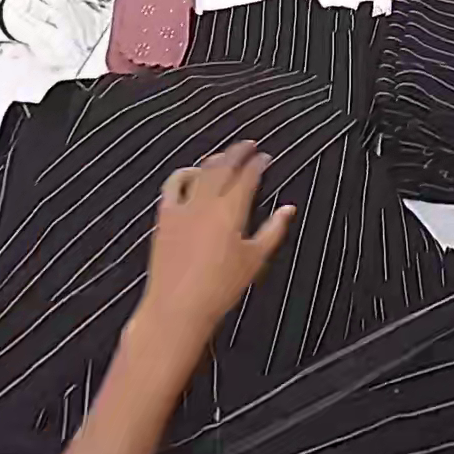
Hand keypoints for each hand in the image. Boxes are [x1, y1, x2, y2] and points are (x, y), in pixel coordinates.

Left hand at [133, 141, 295, 353]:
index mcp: (231, 211)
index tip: (265, 157)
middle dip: (238, 152)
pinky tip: (190, 173)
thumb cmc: (220, 288)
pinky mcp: (164, 216)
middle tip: (248, 145)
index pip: (247, 176)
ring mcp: (183, 207)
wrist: (177, 307)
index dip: (258, 163)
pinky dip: (183, 174)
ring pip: (200, 171)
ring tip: (224, 155)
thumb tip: (288, 209)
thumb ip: (273, 230)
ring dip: (214, 160)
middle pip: (223, 166)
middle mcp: (206, 202)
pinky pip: (172, 185)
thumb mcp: (255, 260)